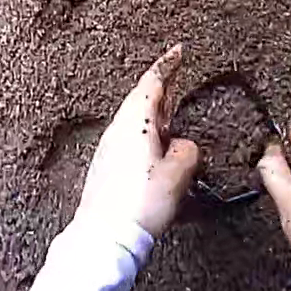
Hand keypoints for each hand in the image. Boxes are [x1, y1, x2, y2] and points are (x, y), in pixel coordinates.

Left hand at [76, 45, 201, 236]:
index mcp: (135, 123)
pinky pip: (129, 139)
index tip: (178, 52)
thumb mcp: (177, 174)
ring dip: (154, 113)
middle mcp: (118, 130)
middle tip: (177, 79)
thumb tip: (184, 146)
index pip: (153, 83)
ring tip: (172, 115)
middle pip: (141, 99)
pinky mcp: (106, 167)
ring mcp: (109, 149)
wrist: (105, 238)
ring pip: (135, 120)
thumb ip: (186, 151)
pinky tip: (155, 147)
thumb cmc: (139, 205)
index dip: (168, 65)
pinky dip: (146, 134)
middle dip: (161, 88)